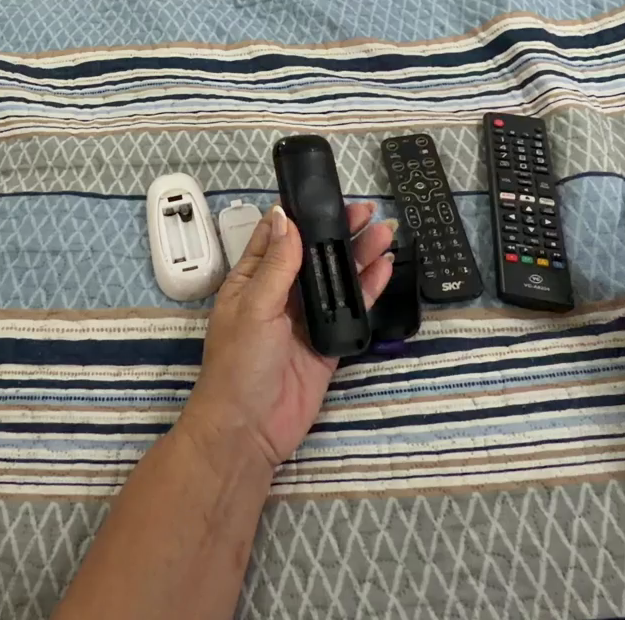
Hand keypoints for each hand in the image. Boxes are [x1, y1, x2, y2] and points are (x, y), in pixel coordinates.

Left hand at [182, 203, 393, 471]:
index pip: (277, 236)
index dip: (300, 215)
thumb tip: (285, 218)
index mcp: (252, 280)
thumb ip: (276, 264)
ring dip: (358, 256)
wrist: (248, 430)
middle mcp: (279, 295)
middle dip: (338, 232)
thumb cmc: (239, 364)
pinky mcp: (327, 343)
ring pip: (335, 278)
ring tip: (385, 233)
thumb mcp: (255, 307)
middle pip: (313, 254)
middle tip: (367, 211)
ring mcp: (304, 319)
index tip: (326, 194)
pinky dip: (367, 290)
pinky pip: (350, 310)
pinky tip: (384, 270)